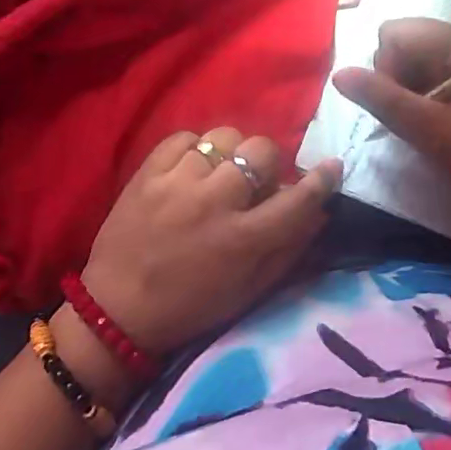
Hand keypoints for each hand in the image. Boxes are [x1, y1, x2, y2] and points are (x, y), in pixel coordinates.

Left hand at [79, 127, 342, 358]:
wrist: (118, 312)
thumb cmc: (193, 307)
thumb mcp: (249, 290)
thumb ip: (288, 249)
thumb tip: (320, 213)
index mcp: (243, 240)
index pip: (297, 198)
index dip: (322, 179)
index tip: (332, 166)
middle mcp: (214, 204)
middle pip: (261, 152)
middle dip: (269, 163)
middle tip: (257, 181)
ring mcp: (176, 184)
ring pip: (223, 137)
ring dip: (232, 153)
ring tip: (221, 171)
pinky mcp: (146, 175)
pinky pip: (182, 138)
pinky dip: (194, 149)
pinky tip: (192, 168)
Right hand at [331, 17, 450, 207]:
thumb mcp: (430, 130)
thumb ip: (384, 100)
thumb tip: (339, 74)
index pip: (393, 34)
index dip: (385, 69)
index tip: (402, 106)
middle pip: (398, 43)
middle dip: (393, 80)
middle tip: (414, 117)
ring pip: (406, 59)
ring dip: (403, 90)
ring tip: (424, 121)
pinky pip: (420, 71)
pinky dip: (415, 94)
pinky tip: (430, 119)